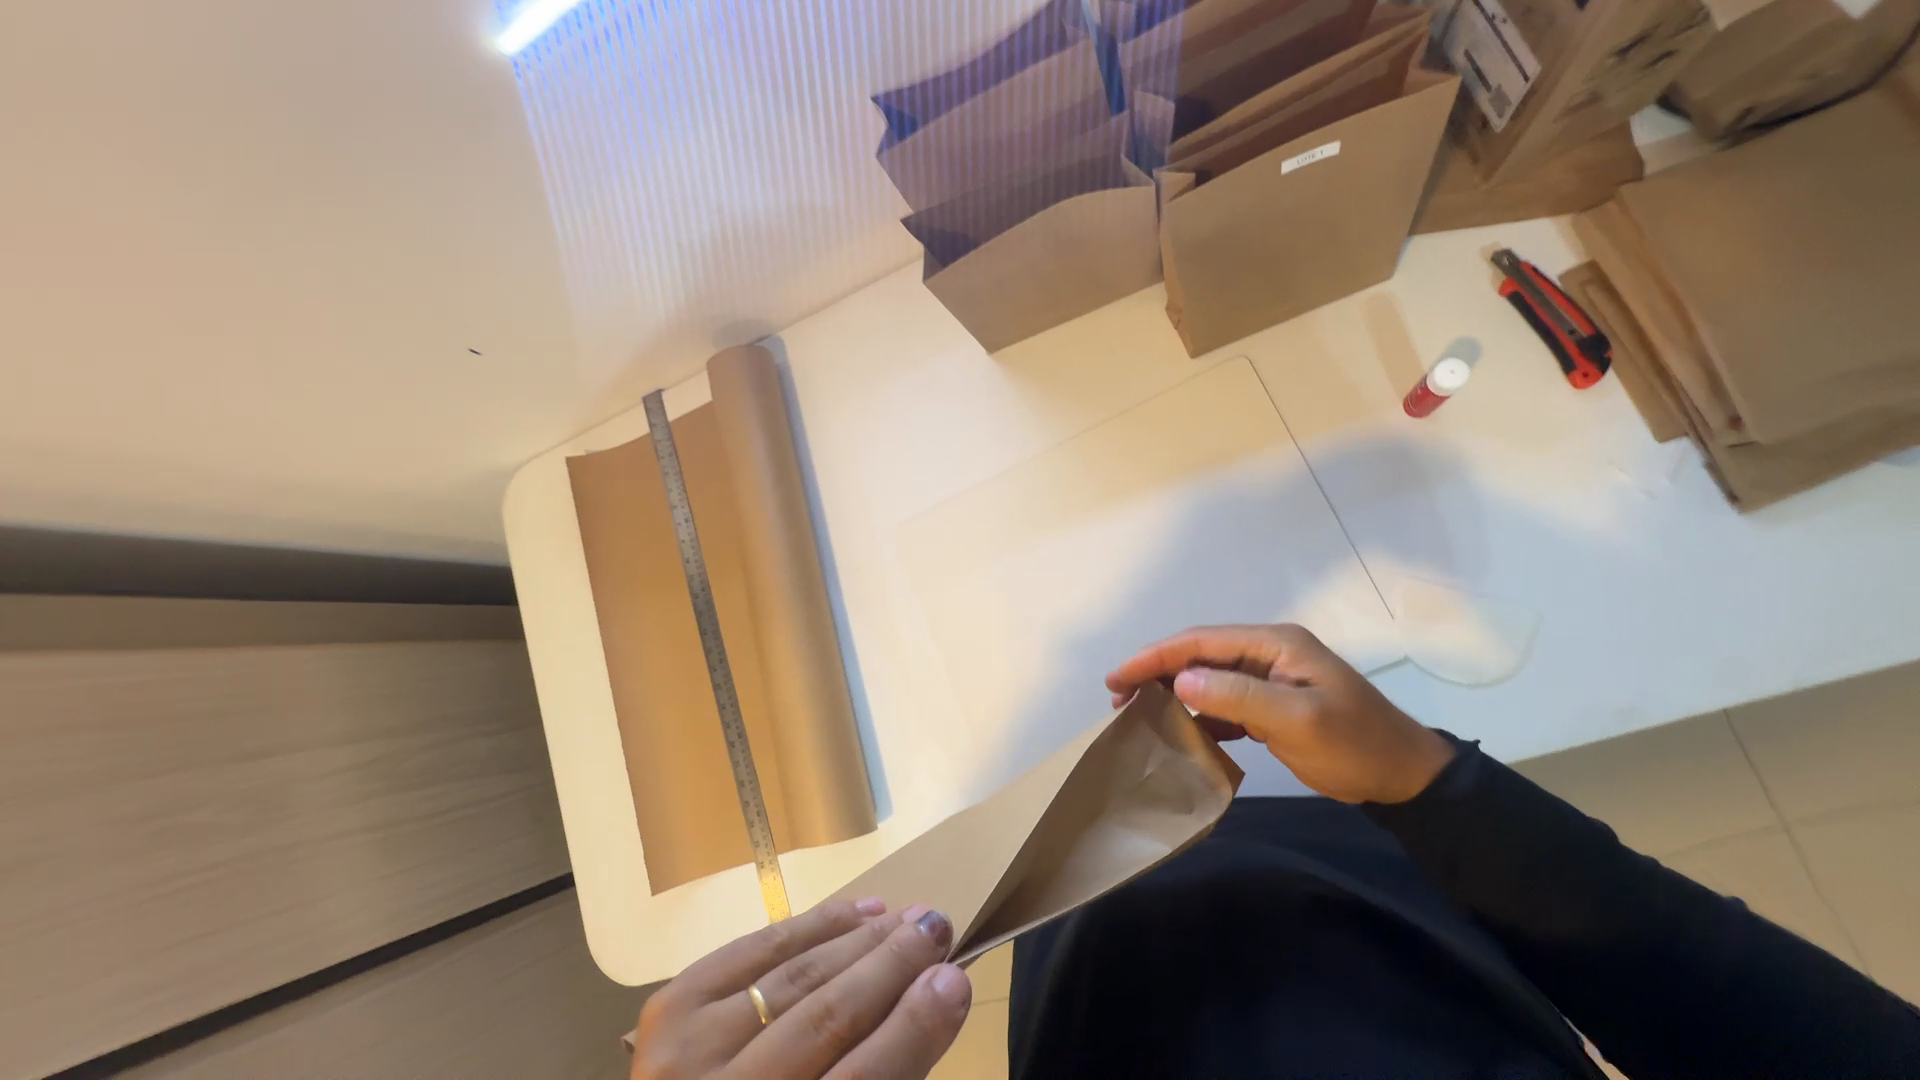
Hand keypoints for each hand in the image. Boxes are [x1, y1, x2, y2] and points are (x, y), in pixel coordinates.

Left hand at [631, 899, 969, 1079]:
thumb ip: (888, 1066)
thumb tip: (941, 988)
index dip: (913, 1027)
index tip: (956, 977)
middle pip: (824, 1021)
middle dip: (892, 966)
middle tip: (938, 926)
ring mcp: (682, 1058)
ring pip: (792, 981)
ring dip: (858, 939)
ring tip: (906, 915)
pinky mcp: (667, 1013)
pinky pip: (752, 951)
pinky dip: (809, 926)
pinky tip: (854, 910)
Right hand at [1106, 624, 1455, 804]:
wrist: (1404, 776)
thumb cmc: (1355, 743)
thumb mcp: (1299, 719)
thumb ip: (1238, 696)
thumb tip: (1180, 680)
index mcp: (1274, 644)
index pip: (1200, 642)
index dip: (1155, 656)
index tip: (1118, 678)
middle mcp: (1267, 654)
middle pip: (1198, 656)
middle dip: (1156, 672)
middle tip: (1118, 699)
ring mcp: (1269, 680)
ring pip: (1207, 679)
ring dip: (1172, 693)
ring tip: (1137, 713)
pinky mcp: (1271, 707)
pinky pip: (1222, 704)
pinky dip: (1197, 715)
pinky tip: (1179, 732)